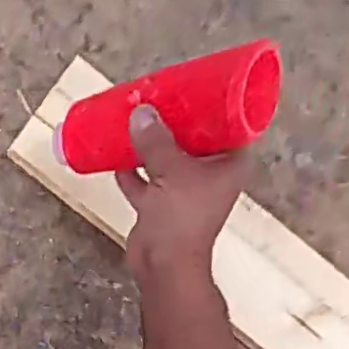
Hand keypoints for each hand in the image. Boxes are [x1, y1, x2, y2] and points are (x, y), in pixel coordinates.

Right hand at [114, 105, 252, 283]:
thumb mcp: (171, 172)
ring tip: (135, 119)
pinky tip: (118, 154)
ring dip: (151, 143)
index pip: (230, 121)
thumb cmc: (181, 220)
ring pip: (167, 158)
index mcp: (230, 163)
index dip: (214, 101)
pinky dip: (132, 170)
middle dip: (175, 120)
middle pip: (194, 138)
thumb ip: (155, 142)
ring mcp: (184, 192)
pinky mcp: (160, 207)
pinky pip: (146, 181)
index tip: (196, 82)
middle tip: (160, 95)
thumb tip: (141, 113)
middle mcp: (211, 175)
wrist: (163, 266)